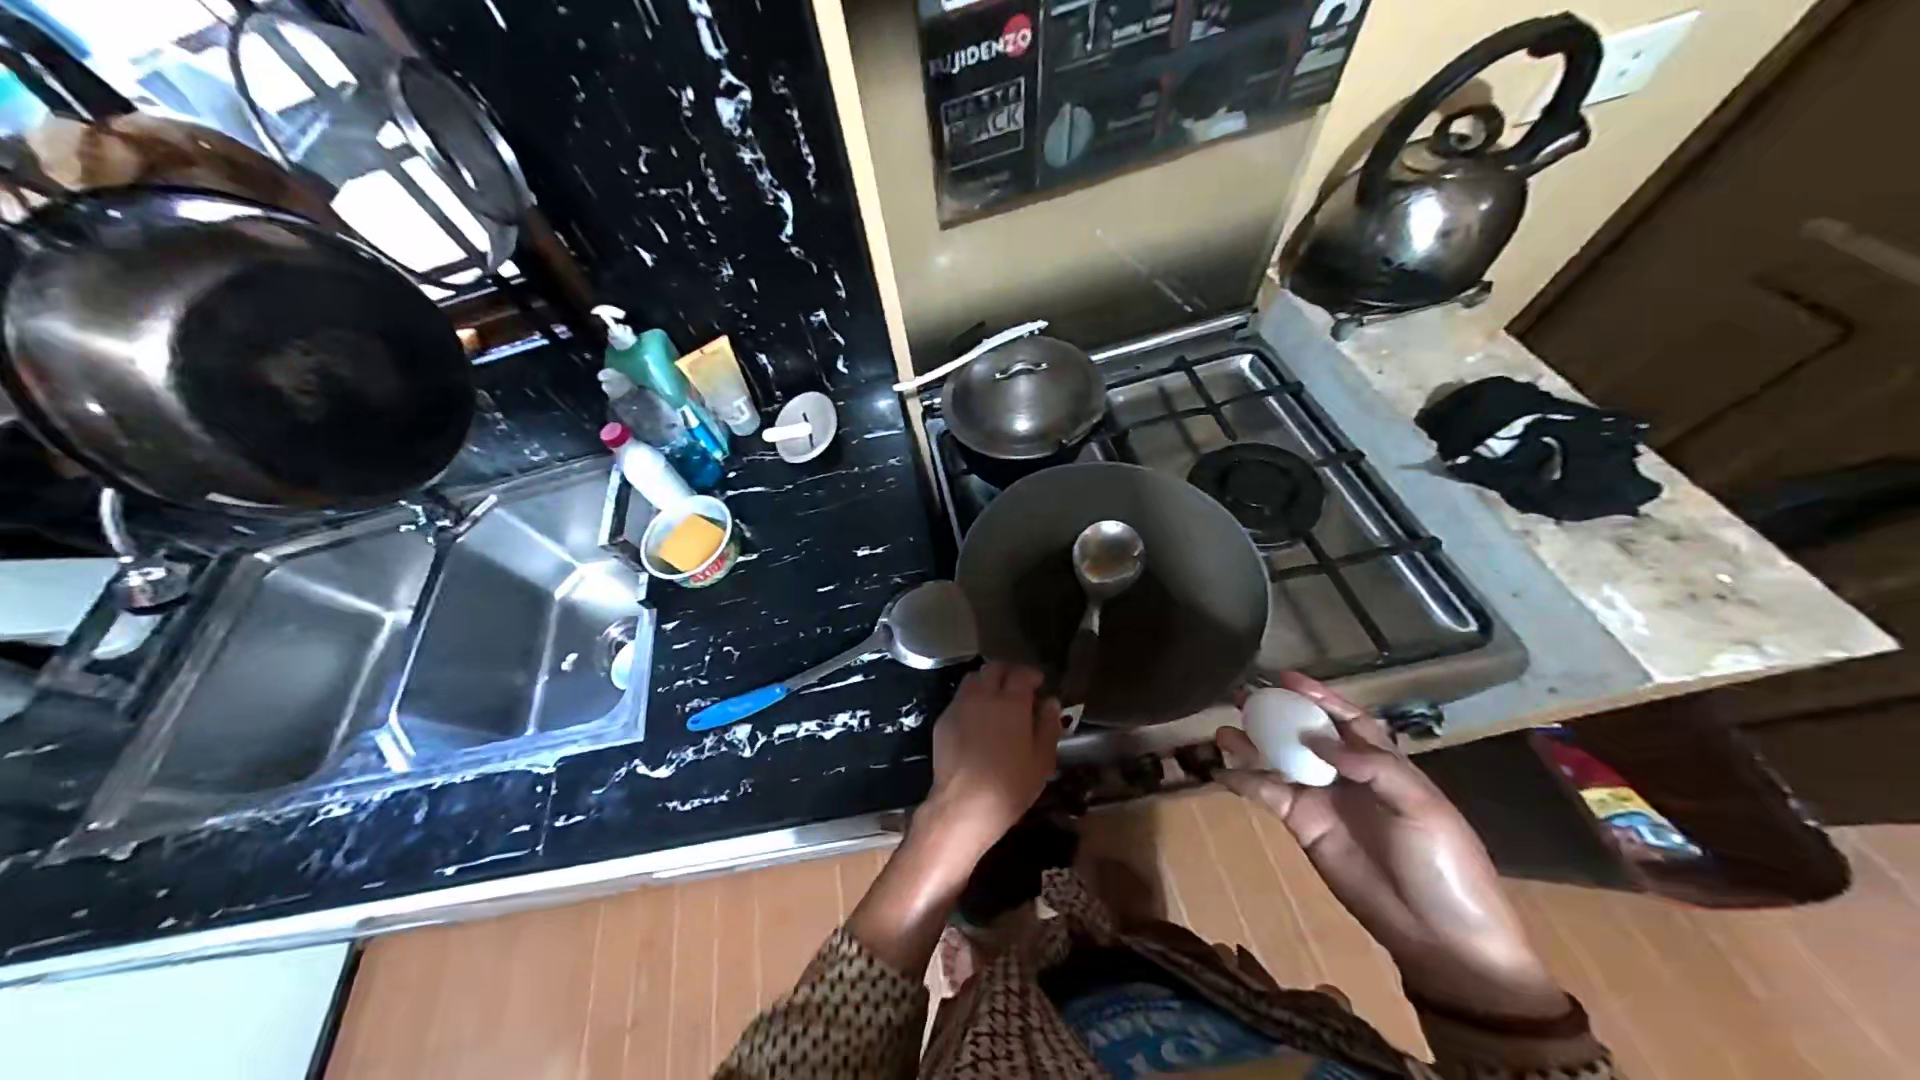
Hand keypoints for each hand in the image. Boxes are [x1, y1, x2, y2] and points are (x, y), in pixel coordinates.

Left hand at [920, 662, 1062, 858]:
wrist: (963, 805)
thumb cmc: (1009, 785)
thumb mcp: (1042, 760)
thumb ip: (1048, 726)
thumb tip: (1050, 702)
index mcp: (1011, 702)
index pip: (1021, 674)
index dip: (1031, 675)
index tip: (1038, 683)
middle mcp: (983, 696)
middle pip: (994, 669)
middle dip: (1008, 673)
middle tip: (1017, 687)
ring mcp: (960, 706)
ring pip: (973, 679)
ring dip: (987, 682)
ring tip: (995, 699)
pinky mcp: (943, 720)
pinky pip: (959, 698)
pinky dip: (971, 699)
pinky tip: (977, 719)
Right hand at [1215, 673, 1567, 1019]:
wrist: (1438, 934)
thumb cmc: (1443, 863)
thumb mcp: (1421, 806)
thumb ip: (1372, 766)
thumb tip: (1314, 738)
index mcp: (1383, 762)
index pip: (1346, 718)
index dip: (1318, 696)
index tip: (1285, 678)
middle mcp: (1346, 773)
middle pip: (1304, 733)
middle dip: (1274, 713)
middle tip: (1240, 696)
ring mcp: (1321, 799)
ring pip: (1279, 761)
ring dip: (1251, 745)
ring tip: (1222, 731)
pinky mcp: (1303, 825)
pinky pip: (1268, 795)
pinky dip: (1244, 782)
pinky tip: (1222, 772)